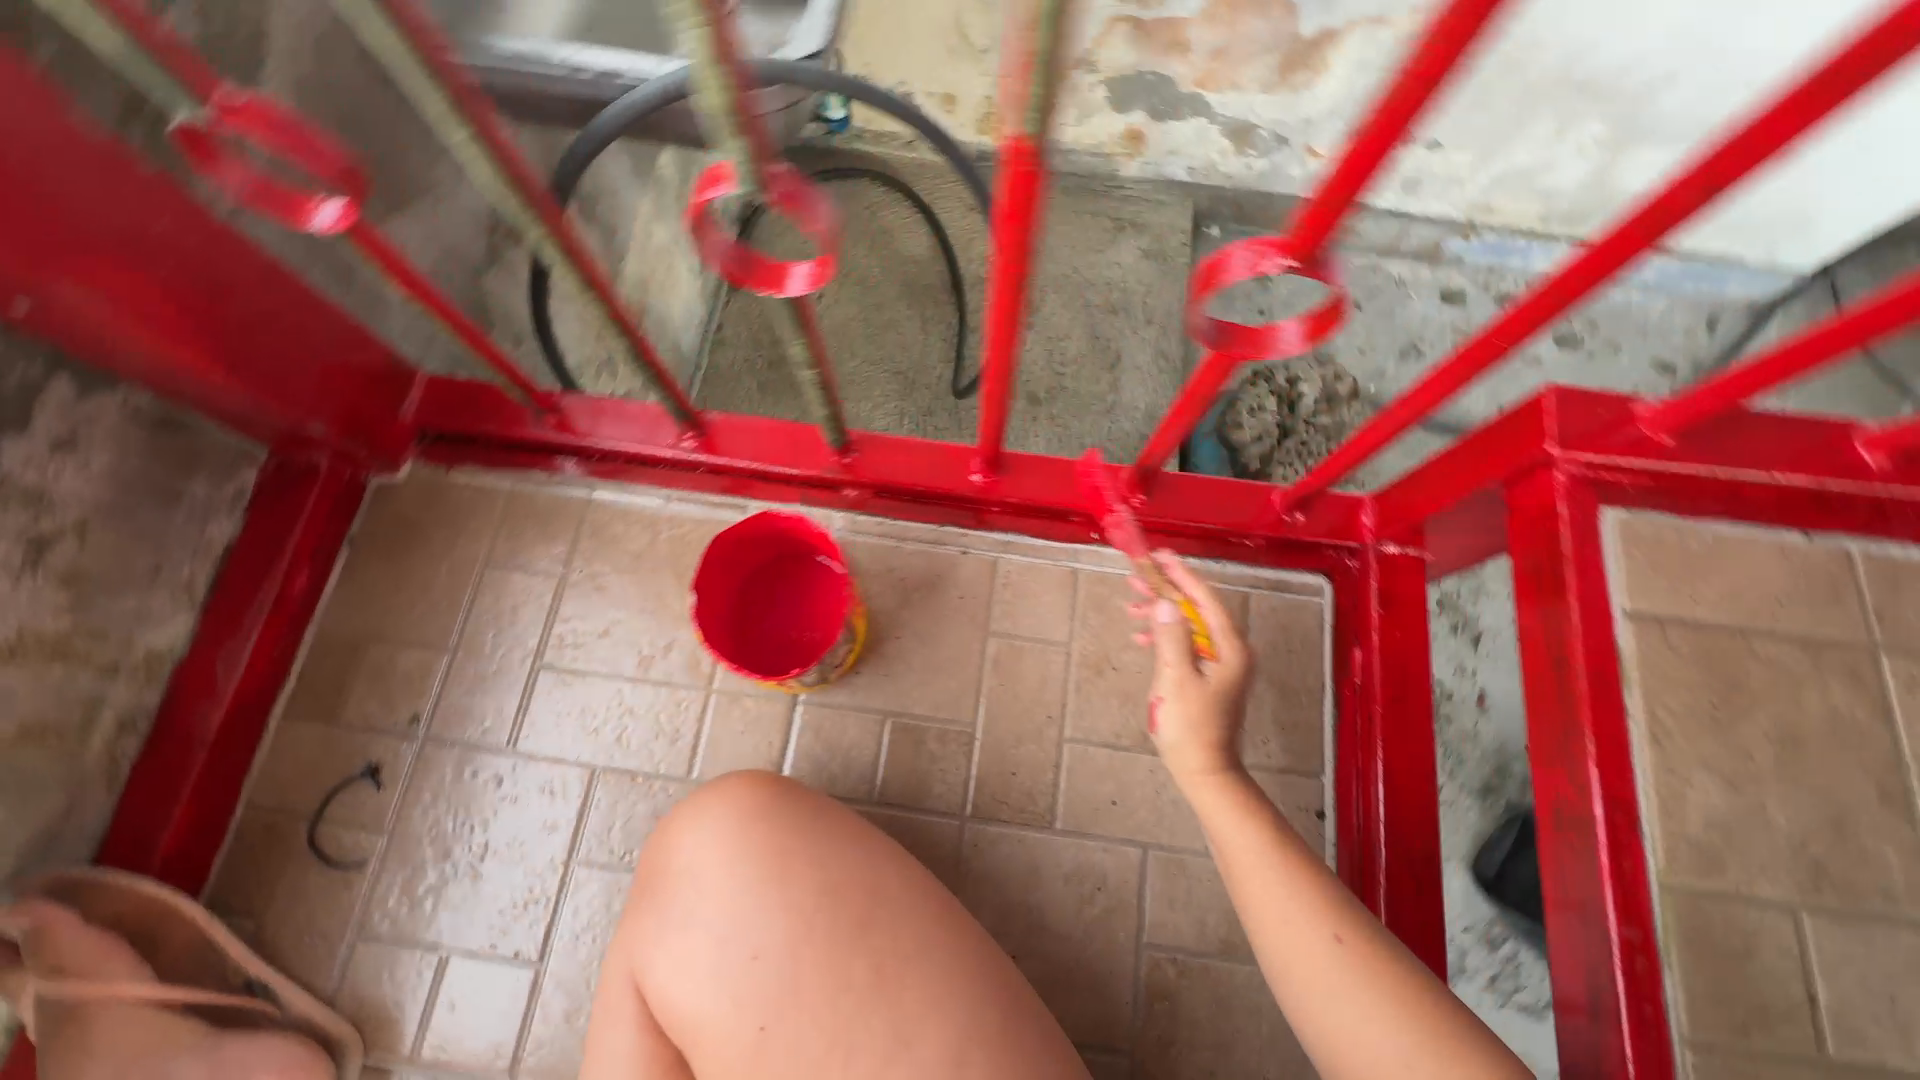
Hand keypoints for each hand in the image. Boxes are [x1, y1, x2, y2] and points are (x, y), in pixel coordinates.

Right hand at [1126, 551, 1251, 787]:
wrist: (1204, 770)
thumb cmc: (1191, 727)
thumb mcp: (1175, 679)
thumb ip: (1171, 636)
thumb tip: (1165, 602)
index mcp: (1230, 648)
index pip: (1205, 599)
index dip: (1181, 575)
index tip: (1158, 556)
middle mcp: (1230, 650)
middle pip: (1197, 608)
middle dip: (1167, 590)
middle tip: (1137, 575)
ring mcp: (1220, 664)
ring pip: (1189, 624)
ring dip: (1162, 612)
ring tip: (1131, 603)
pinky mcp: (1209, 676)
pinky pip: (1186, 643)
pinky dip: (1165, 635)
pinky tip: (1143, 635)